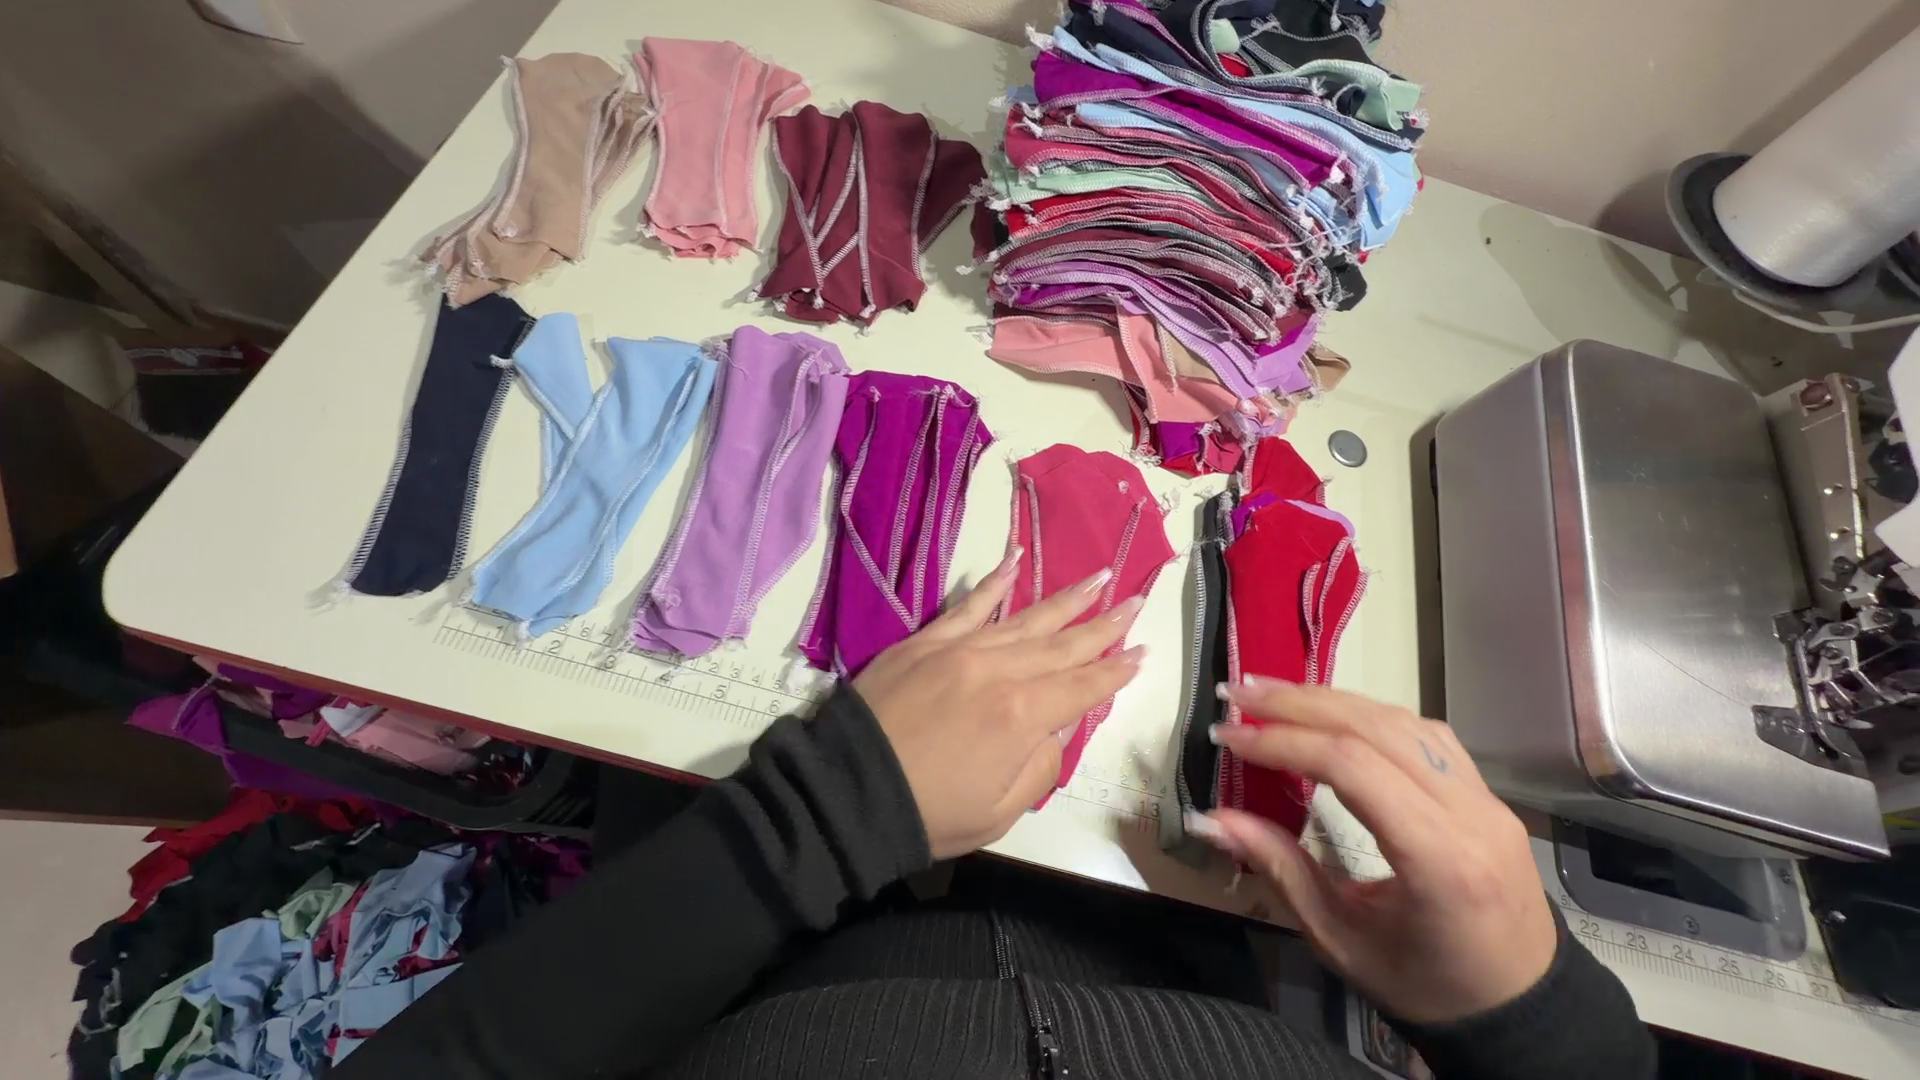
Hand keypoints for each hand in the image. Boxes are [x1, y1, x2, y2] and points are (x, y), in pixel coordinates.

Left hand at [853, 548, 1145, 858]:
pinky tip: (1016, 562)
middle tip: (1137, 599)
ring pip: (1025, 619)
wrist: (846, 791)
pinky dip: (994, 583)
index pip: (1083, 687)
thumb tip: (1057, 725)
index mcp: (1022, 716)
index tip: (1143, 651)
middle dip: (1104, 624)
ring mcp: (961, 649)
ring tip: (1099, 578)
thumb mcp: (999, 812)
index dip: (1116, 671)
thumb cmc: (928, 813)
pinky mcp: (926, 640)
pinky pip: (968, 606)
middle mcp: (999, 671)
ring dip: (1066, 599)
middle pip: (1063, 644)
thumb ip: (1040, 765)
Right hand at [1189, 679, 1556, 1024]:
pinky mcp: (1485, 793)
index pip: (1351, 766)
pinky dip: (1367, 713)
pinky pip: (1422, 733)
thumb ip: (1278, 868)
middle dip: (1297, 704)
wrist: (1519, 1010)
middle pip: (1375, 727)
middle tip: (1239, 693)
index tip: (1229, 737)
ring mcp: (1485, 798)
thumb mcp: (1339, 939)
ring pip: (1400, 719)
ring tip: (1272, 694)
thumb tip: (1211, 819)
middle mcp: (1470, 813)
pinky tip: (1332, 715)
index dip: (1283, 742)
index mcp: (1438, 858)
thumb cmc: (1424, 984)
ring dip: (1330, 699)